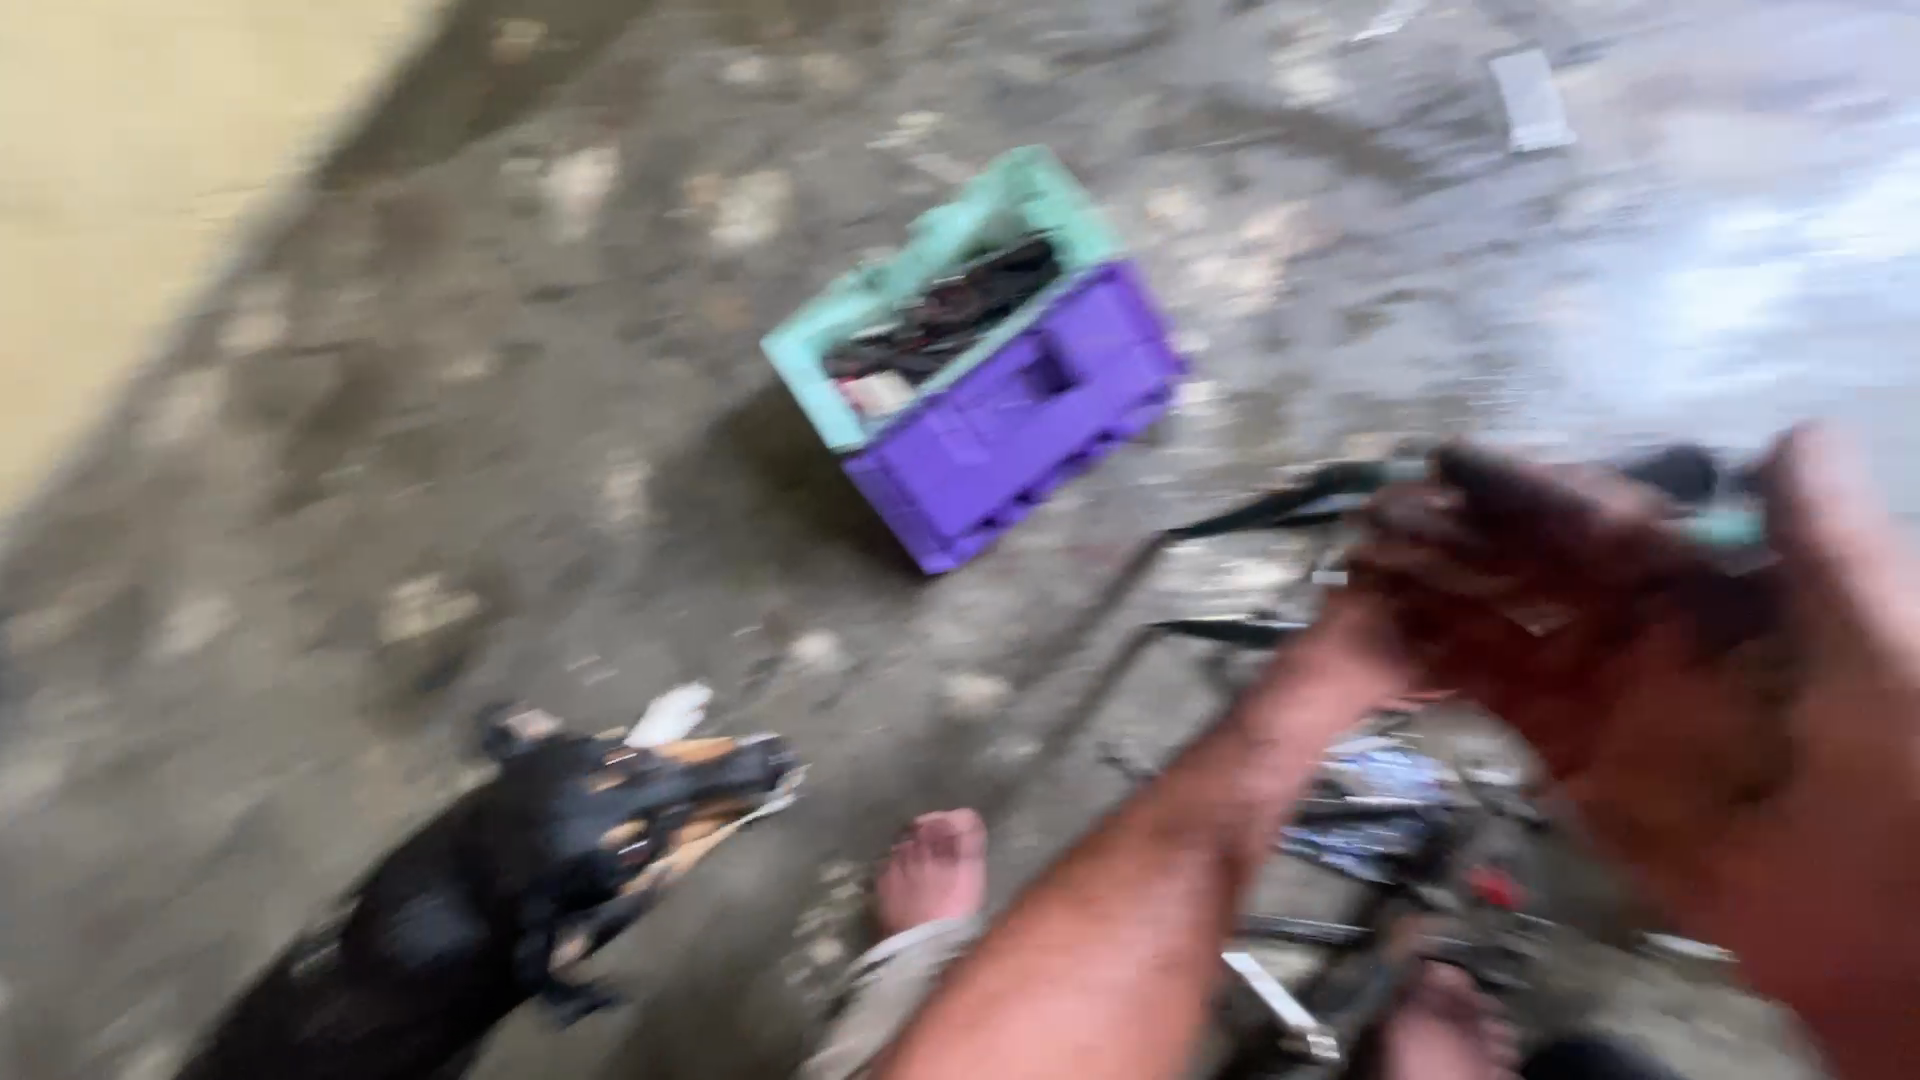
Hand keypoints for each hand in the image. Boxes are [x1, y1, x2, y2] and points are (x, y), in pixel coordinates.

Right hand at [1349, 428, 1919, 1028]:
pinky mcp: (1560, 744)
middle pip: (1530, 570)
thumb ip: (1829, 553)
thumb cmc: (1904, 781)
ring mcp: (1593, 688)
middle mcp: (1638, 630)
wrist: (1879, 938)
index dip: (1526, 494)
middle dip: (1455, 538)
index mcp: (1710, 598)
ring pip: (1495, 623)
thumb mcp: (1886, 657)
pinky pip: (1488, 688)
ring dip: (1431, 591)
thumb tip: (1792, 433)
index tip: (1450, 465)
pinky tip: (1387, 631)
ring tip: (1363, 565)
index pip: (1599, 527)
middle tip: (1379, 517)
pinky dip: (1438, 659)